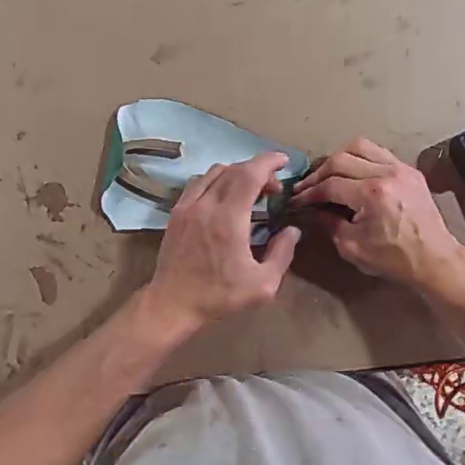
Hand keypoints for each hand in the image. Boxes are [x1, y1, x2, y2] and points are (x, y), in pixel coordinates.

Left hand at [142, 152, 301, 330]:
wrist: (172, 303)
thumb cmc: (219, 296)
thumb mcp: (263, 284)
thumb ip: (282, 254)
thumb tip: (292, 230)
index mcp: (228, 219)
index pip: (249, 174)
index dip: (268, 162)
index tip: (283, 161)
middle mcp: (206, 205)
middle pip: (234, 170)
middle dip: (257, 170)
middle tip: (274, 187)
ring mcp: (187, 207)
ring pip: (214, 173)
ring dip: (236, 173)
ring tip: (251, 190)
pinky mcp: (176, 213)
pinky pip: (198, 183)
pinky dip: (216, 180)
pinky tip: (225, 196)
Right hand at [290, 138, 464, 295]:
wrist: (434, 259)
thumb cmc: (393, 259)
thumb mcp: (352, 247)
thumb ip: (329, 223)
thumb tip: (311, 210)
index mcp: (372, 194)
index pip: (330, 185)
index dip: (309, 193)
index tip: (296, 200)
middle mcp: (387, 173)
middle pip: (341, 159)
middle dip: (318, 173)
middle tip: (306, 187)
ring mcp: (401, 168)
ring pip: (360, 147)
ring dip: (338, 158)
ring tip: (327, 174)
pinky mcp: (410, 170)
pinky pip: (378, 153)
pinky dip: (360, 159)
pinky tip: (352, 173)